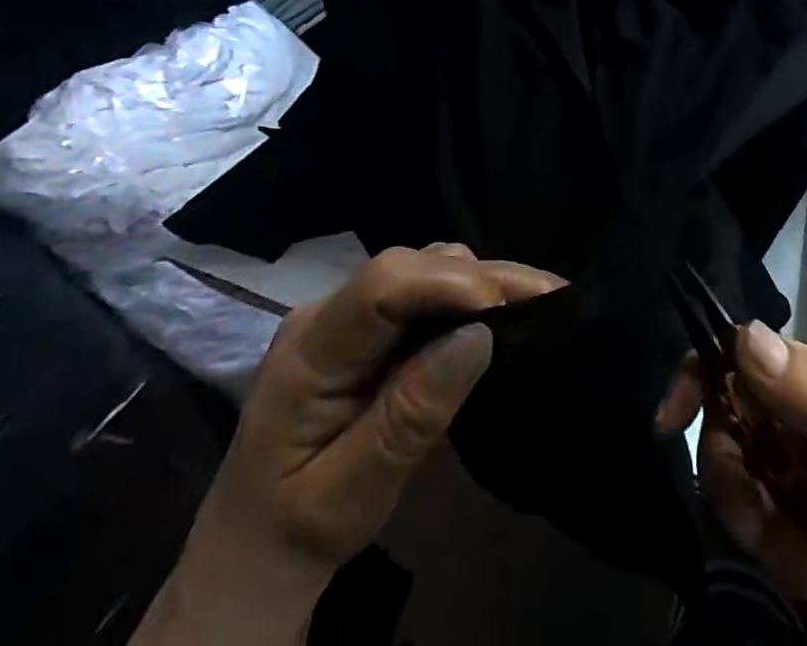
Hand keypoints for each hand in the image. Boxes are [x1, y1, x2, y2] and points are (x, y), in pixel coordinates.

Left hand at [134, 244, 565, 645]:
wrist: (256, 540)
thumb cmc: (299, 525)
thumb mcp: (356, 489)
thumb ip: (411, 413)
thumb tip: (478, 337)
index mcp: (310, 351)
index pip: (379, 287)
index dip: (447, 283)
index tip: (508, 308)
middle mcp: (324, 314)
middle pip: (406, 266)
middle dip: (480, 277)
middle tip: (550, 298)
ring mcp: (342, 316)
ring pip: (418, 270)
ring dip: (479, 281)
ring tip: (535, 304)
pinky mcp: (364, 329)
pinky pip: (419, 293)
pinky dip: (465, 296)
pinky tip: (500, 312)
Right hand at [661, 324, 806, 644]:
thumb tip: (742, 332)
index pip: (741, 355)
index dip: (700, 376)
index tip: (672, 418)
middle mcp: (798, 422)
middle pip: (721, 419)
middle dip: (732, 473)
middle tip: (762, 515)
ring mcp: (789, 476)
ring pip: (726, 476)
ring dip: (759, 524)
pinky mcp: (784, 528)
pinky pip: (743, 525)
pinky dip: (775, 555)